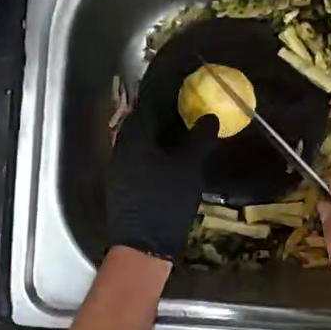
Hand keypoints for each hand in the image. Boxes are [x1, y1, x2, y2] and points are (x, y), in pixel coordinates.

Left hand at [106, 86, 219, 260]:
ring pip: (139, 141)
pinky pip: (139, 157)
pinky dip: (155, 150)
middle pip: (141, 121)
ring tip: (181, 129)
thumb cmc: (165, 202)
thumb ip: (199, 140)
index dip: (163, 91)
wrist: (144, 246)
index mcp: (134, 140)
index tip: (180, 83)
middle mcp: (121, 150)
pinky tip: (170, 157)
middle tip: (185, 105)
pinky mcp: (123, 186)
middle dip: (161, 112)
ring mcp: (119, 169)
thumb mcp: (189, 169)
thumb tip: (211, 117)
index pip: (146, 104)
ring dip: (158, 133)